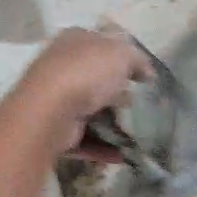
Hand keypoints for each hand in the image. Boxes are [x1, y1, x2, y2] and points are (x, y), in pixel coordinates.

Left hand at [2, 26, 154, 156]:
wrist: (49, 111)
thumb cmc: (86, 73)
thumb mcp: (121, 54)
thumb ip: (137, 60)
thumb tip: (147, 72)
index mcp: (74, 41)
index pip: (101, 44)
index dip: (123, 56)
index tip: (143, 75)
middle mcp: (61, 68)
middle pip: (94, 79)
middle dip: (116, 92)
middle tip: (139, 104)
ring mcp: (55, 101)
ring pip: (89, 111)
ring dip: (110, 123)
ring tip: (136, 133)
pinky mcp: (55, 130)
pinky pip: (83, 139)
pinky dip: (102, 148)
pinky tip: (122, 155)